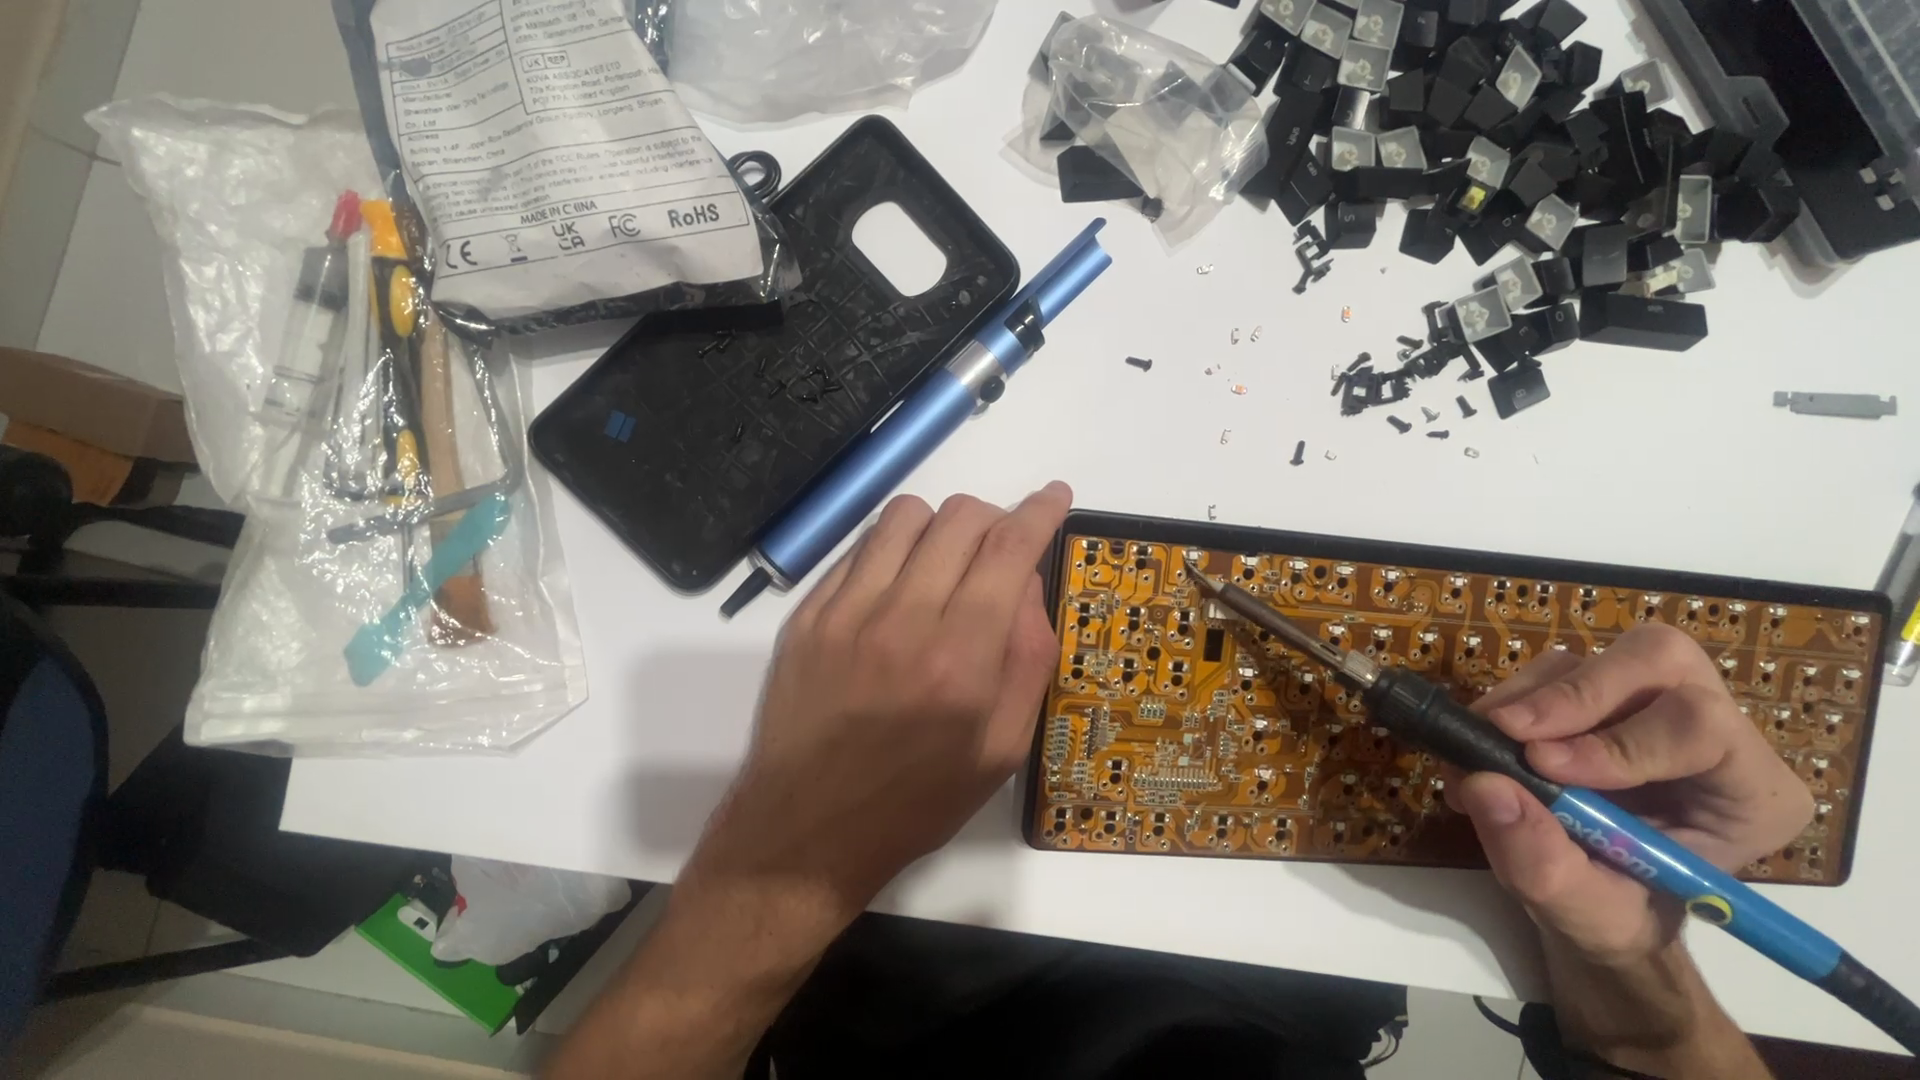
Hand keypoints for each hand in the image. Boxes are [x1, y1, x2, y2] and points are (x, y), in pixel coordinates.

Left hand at [686, 483, 1072, 918]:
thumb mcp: (1001, 751)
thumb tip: (1027, 584)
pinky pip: (858, 548)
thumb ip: (1027, 659)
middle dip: (996, 518)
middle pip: (960, 518)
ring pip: (904, 516)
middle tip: (1000, 551)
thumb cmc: (917, 801)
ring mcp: (846, 612)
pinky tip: (897, 586)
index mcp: (960, 658)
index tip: (1055, 496)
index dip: (1040, 512)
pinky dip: (892, 549)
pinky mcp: (807, 615)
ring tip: (946, 563)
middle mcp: (903, 620)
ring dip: (940, 525)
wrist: (809, 828)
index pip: (1009, 550)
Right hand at [1446, 624, 1807, 1071]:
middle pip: (1655, 660)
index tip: (1541, 766)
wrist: (1598, 898)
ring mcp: (1647, 702)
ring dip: (1525, 702)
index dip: (1618, 740)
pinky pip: (1545, 672)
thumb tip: (1481, 785)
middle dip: (1570, 694)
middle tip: (1504, 731)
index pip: (1702, 727)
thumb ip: (1541, 860)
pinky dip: (1503, 703)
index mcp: (1749, 793)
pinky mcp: (1593, 693)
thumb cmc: (1613, 912)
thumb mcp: (1582, 911)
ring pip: (1588, 659)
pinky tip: (1485, 749)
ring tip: (1482, 755)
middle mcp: (1712, 731)